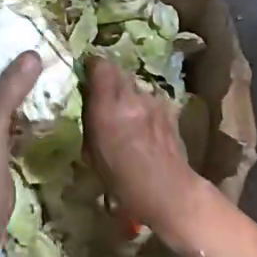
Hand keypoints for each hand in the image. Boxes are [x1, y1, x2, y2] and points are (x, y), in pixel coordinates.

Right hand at [82, 56, 201, 237]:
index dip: (92, 65)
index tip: (85, 72)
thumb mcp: (91, 151)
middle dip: (109, 77)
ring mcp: (154, 102)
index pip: (100, 65)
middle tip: (102, 92)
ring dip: (128, 93)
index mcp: (108, 105)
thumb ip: (90, 120)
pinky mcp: (170, 111)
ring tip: (125, 112)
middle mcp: (132, 96)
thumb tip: (87, 105)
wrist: (167, 190)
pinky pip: (151, 99)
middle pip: (119, 71)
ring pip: (136, 86)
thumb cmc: (122, 179)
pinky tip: (144, 124)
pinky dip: (144, 106)